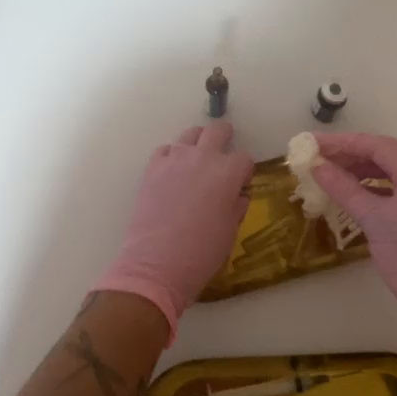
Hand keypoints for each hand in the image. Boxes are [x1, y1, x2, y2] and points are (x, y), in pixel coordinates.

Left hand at [93, 121, 253, 338]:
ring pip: (190, 134)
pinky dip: (172, 155)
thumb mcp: (230, 230)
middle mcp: (202, 158)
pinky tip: (173, 170)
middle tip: (224, 149)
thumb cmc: (202, 252)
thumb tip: (237, 194)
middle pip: (217, 132)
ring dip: (198, 141)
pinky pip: (165, 150)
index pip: (244, 158)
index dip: (245, 171)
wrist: (157, 264)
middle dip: (224, 137)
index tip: (241, 185)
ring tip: (197, 157)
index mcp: (227, 173)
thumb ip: (237, 205)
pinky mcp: (152, 168)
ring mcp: (174, 160)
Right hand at [311, 132, 396, 375]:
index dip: (344, 142)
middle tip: (319, 158)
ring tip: (331, 172)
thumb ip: (344, 189)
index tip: (315, 144)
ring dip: (362, 168)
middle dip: (351, 153)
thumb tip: (318, 167)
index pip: (378, 146)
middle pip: (386, 154)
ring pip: (392, 169)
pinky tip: (354, 190)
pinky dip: (375, 184)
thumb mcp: (373, 221)